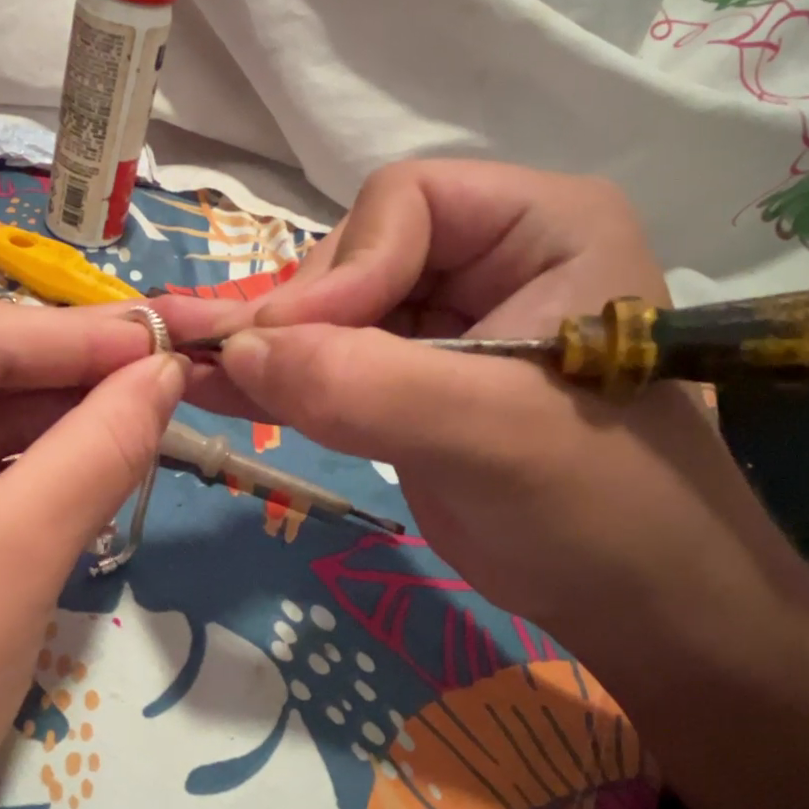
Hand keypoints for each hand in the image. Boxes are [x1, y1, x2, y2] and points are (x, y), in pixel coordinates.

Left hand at [0, 304, 183, 808]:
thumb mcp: (24, 549)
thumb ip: (103, 442)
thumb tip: (166, 367)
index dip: (83, 335)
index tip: (171, 338)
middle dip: (64, 378)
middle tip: (161, 381)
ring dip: (40, 420)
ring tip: (130, 420)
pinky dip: (2, 461)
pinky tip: (66, 465)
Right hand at [157, 161, 793, 634]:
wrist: (632, 603)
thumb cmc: (600, 505)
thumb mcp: (490, 432)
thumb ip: (363, 383)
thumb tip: (234, 353)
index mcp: (541, 227)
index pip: (405, 204)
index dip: (343, 272)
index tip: (296, 350)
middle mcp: (487, 259)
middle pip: (352, 258)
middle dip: (292, 318)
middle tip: (222, 369)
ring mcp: (441, 325)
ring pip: (325, 315)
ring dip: (255, 346)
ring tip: (176, 357)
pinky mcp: (405, 384)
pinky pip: (324, 367)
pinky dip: (268, 381)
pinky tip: (207, 386)